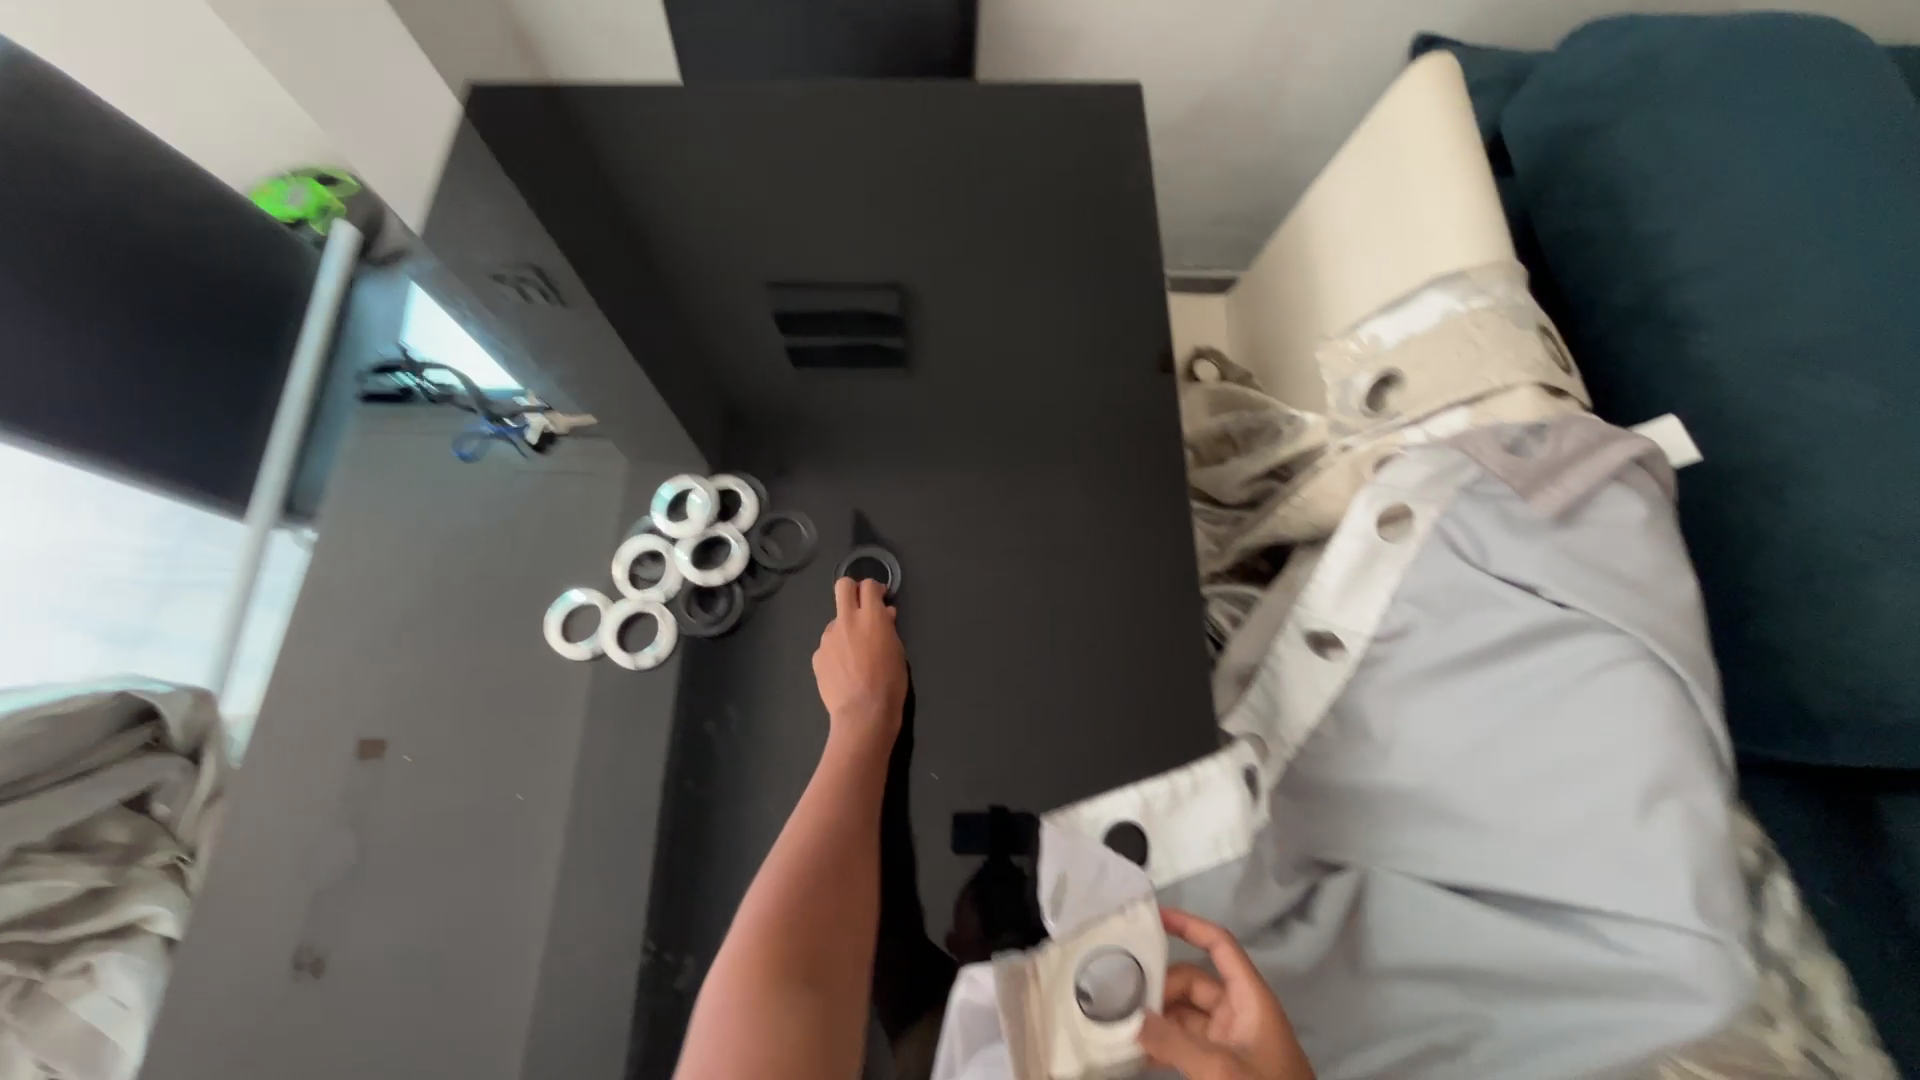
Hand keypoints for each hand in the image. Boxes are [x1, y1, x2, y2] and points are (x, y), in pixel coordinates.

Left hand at [812, 577, 907, 748]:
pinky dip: (836, 651)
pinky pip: (828, 645)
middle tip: (861, 607)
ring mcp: (828, 637)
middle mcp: (847, 620)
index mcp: (872, 617)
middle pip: (843, 587)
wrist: (863, 713)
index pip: (868, 586)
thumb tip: (885, 615)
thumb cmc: (890, 683)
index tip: (880, 599)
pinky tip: (844, 671)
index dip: (874, 589)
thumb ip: (889, 628)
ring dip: (845, 629)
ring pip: (835, 621)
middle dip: (852, 590)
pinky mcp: (818, 655)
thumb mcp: (898, 652)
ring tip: (855, 655)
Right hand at [1139, 909, 1314, 1079]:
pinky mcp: (1222, 1069)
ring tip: (1125, 1028)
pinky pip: (1187, 1043)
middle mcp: (1240, 1013)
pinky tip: (1139, 1053)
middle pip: (1194, 981)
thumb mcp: (1220, 1070)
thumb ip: (1173, 1041)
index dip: (1189, 926)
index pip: (1219, 945)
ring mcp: (1232, 1043)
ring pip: (1187, 1014)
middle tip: (1125, 997)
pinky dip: (1165, 1043)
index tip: (1152, 918)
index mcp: (1250, 998)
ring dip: (1159, 1018)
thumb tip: (1131, 1017)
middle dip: (1161, 986)